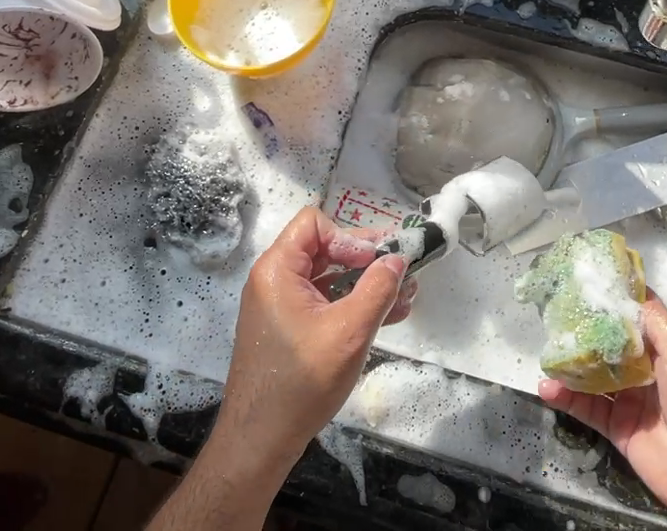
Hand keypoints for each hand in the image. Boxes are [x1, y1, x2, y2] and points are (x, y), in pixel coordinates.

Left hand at [214, 207, 417, 471]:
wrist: (260, 442)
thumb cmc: (302, 381)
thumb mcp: (349, 331)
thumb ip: (377, 289)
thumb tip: (397, 258)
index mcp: (277, 270)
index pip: (315, 224)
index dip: (349, 236)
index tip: (375, 263)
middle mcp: (274, 280)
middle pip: (324, 248)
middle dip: (366, 259)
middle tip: (403, 271)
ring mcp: (280, 306)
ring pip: (329, 277)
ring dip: (366, 284)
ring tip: (406, 297)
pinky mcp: (288, 329)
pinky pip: (324, 302)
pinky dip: (352, 305)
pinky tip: (387, 316)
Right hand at [540, 295, 666, 528]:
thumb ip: (654, 320)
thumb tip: (625, 290)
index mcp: (664, 346)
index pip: (633, 313)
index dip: (610, 296)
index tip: (581, 279)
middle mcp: (645, 367)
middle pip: (607, 341)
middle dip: (581, 329)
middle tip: (550, 314)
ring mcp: (629, 397)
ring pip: (591, 373)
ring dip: (568, 363)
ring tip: (545, 353)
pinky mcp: (616, 426)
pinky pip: (585, 407)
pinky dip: (565, 397)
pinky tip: (547, 388)